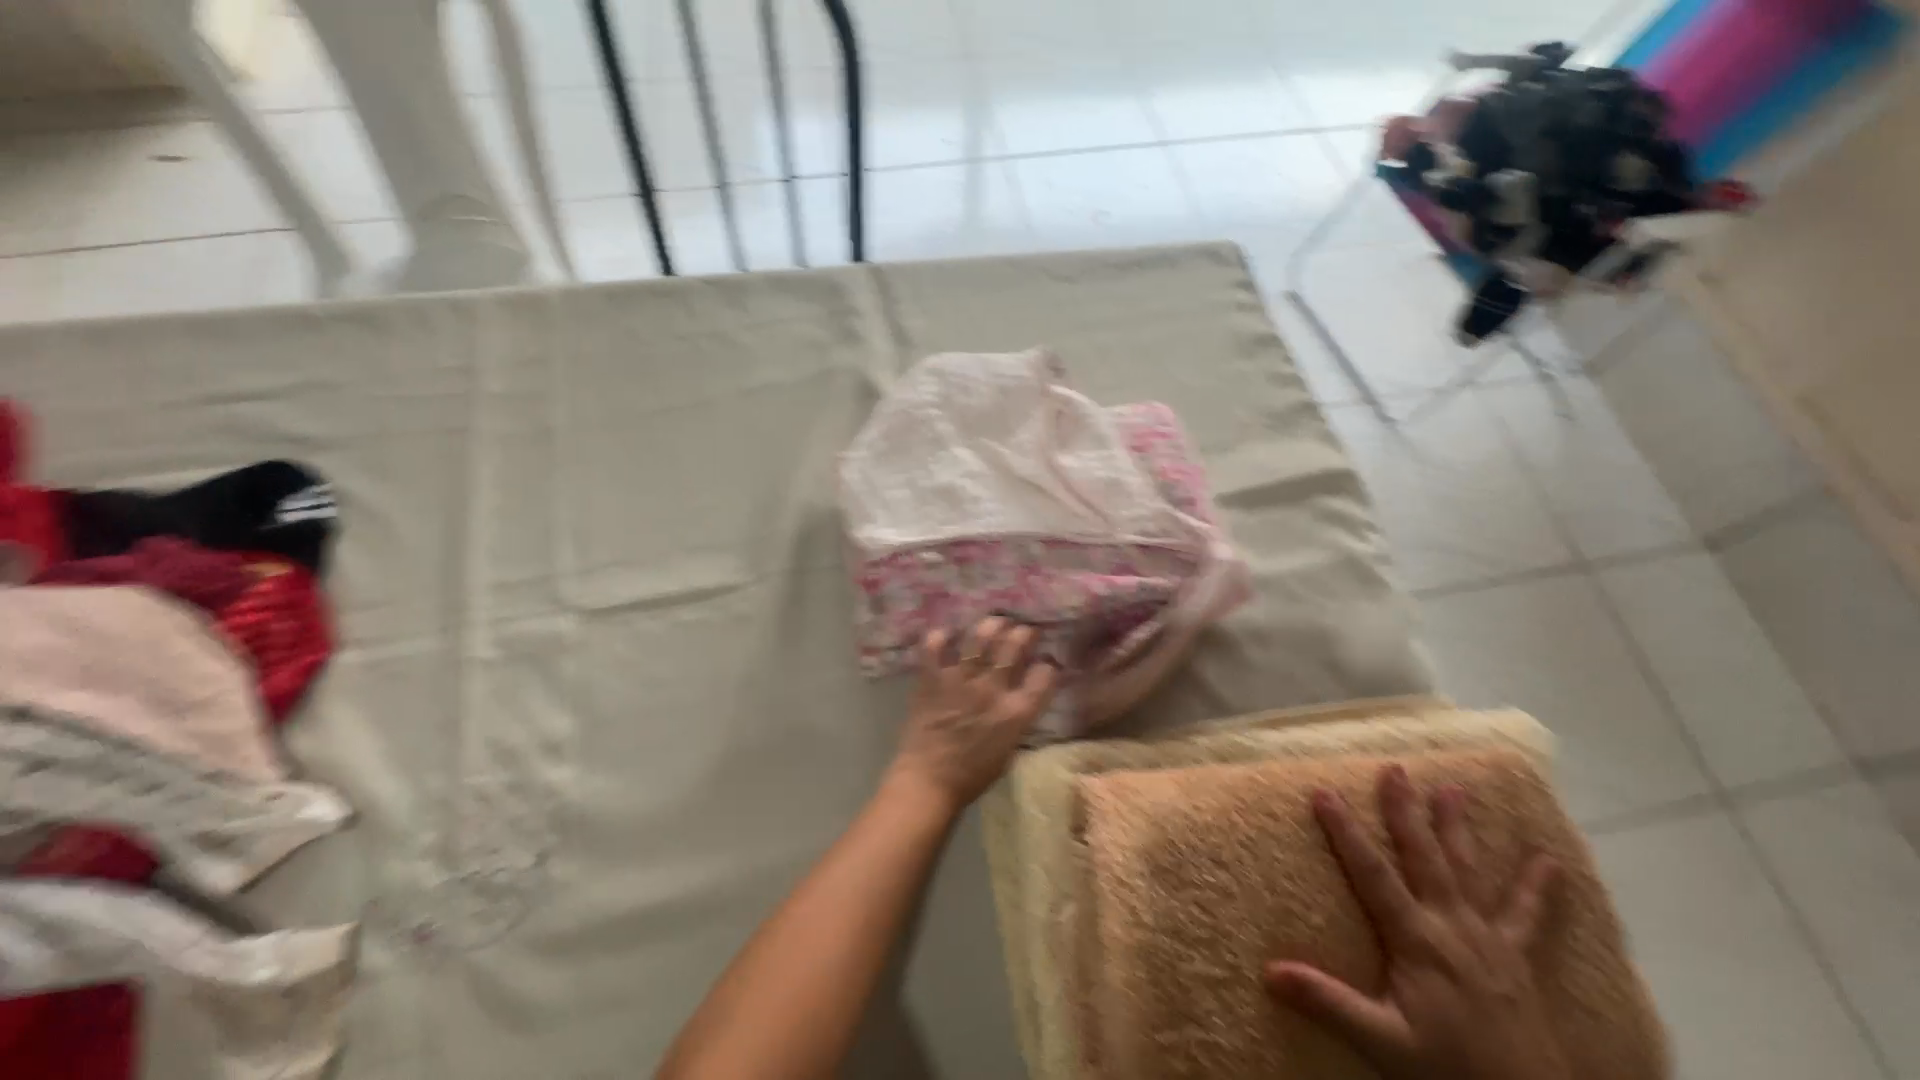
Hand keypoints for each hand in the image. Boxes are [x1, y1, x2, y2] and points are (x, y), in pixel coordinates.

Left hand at [888, 618, 1058, 811]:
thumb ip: (1017, 720)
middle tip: (1023, 630)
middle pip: (1014, 646)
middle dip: (1023, 632)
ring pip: (979, 638)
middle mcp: (992, 689)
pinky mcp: (932, 679)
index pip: (1044, 675)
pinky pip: (934, 647)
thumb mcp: (1008, 751)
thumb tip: (1020, 700)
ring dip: (990, 625)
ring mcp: (960, 681)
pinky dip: (939, 637)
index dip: (1048, 665)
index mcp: (1016, 712)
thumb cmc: (972, 776)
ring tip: (994, 622)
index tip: (1045, 661)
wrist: (928, 782)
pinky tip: (946, 634)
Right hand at [1265, 766, 1569, 1079]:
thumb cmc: (1447, 1067)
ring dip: (1458, 829)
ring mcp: (1488, 938)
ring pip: (1469, 871)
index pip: (1372, 874)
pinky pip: (1528, 915)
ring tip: (1453, 789)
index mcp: (1417, 940)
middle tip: (1396, 769)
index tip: (1324, 792)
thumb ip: (1328, 1002)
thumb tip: (1270, 971)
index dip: (1346, 832)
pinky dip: (1538, 887)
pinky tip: (1550, 860)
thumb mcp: (1381, 1041)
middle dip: (1405, 812)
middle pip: (1424, 857)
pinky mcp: (1517, 956)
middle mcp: (1452, 926)